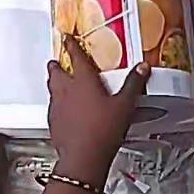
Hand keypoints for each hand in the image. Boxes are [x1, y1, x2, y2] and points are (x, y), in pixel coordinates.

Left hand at [48, 34, 148, 185]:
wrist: (83, 156)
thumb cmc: (103, 130)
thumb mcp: (125, 105)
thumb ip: (133, 84)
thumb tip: (142, 68)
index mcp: (83, 81)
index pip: (75, 57)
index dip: (71, 45)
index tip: (66, 38)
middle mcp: (66, 90)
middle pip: (56, 72)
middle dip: (57, 65)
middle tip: (57, 61)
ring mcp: (57, 106)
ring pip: (52, 88)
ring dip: (54, 81)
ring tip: (57, 80)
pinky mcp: (53, 121)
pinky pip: (52, 106)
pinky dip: (56, 102)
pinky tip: (62, 108)